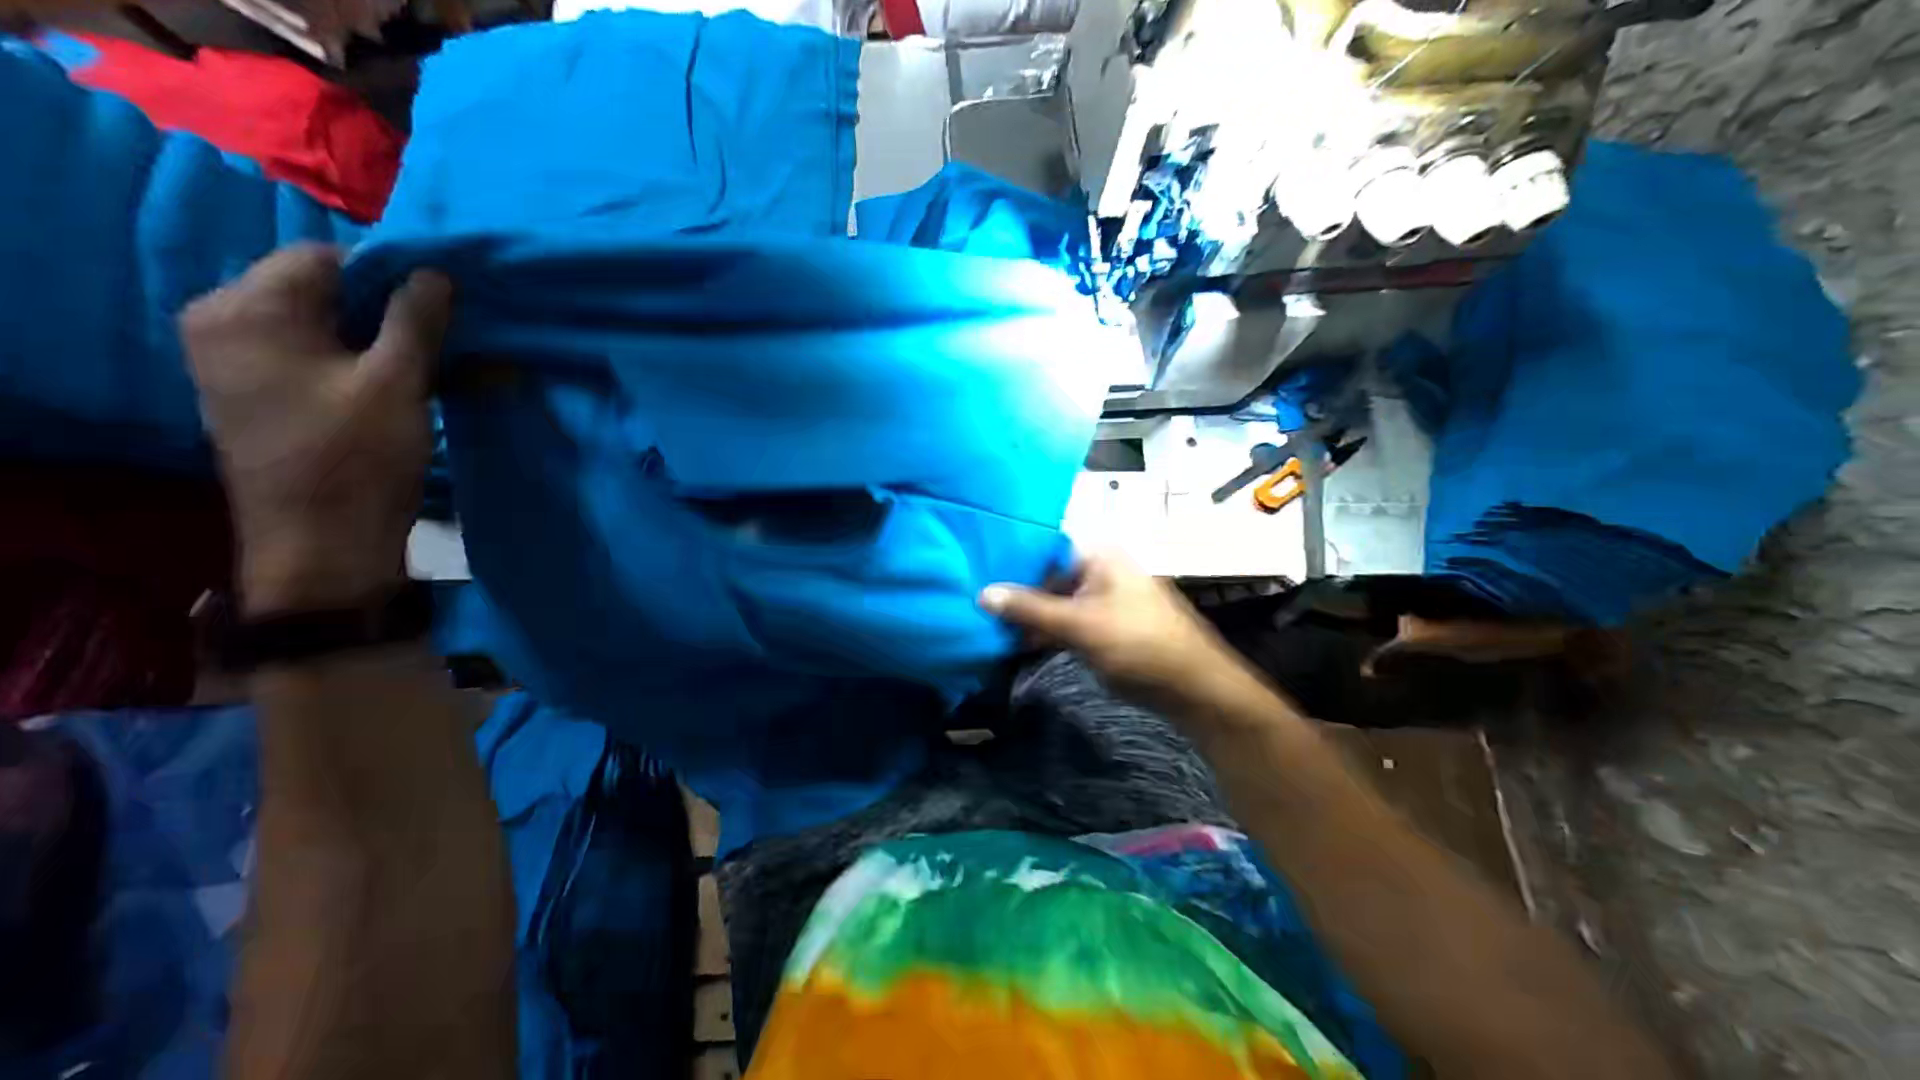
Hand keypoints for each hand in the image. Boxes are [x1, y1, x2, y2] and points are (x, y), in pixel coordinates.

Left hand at [181, 244, 451, 614]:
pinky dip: (353, 359)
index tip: (443, 308)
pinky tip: (392, 384)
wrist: (322, 546)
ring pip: (318, 323)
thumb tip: (435, 271)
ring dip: (375, 337)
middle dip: (384, 308)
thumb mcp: (398, 383)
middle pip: (318, 289)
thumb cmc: (357, 460)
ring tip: (425, 365)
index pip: (324, 258)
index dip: (389, 276)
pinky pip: (308, 353)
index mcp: (244, 310)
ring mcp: (230, 360)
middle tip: (441, 339)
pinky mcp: (252, 391)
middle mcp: (220, 322)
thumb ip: (415, 320)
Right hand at [979, 551, 1268, 716]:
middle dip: (1014, 590)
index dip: (1010, 555)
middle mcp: (1098, 571)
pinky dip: (1043, 631)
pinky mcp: (1101, 627)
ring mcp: (1100, 600)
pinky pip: (1064, 622)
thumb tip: (982, 593)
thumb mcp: (1079, 625)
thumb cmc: (1138, 644)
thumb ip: (1030, 609)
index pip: (1044, 545)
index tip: (973, 564)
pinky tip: (1012, 643)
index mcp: (1098, 556)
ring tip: (984, 623)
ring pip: (1053, 601)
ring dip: (1026, 615)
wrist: (1191, 688)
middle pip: (1046, 574)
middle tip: (971, 598)